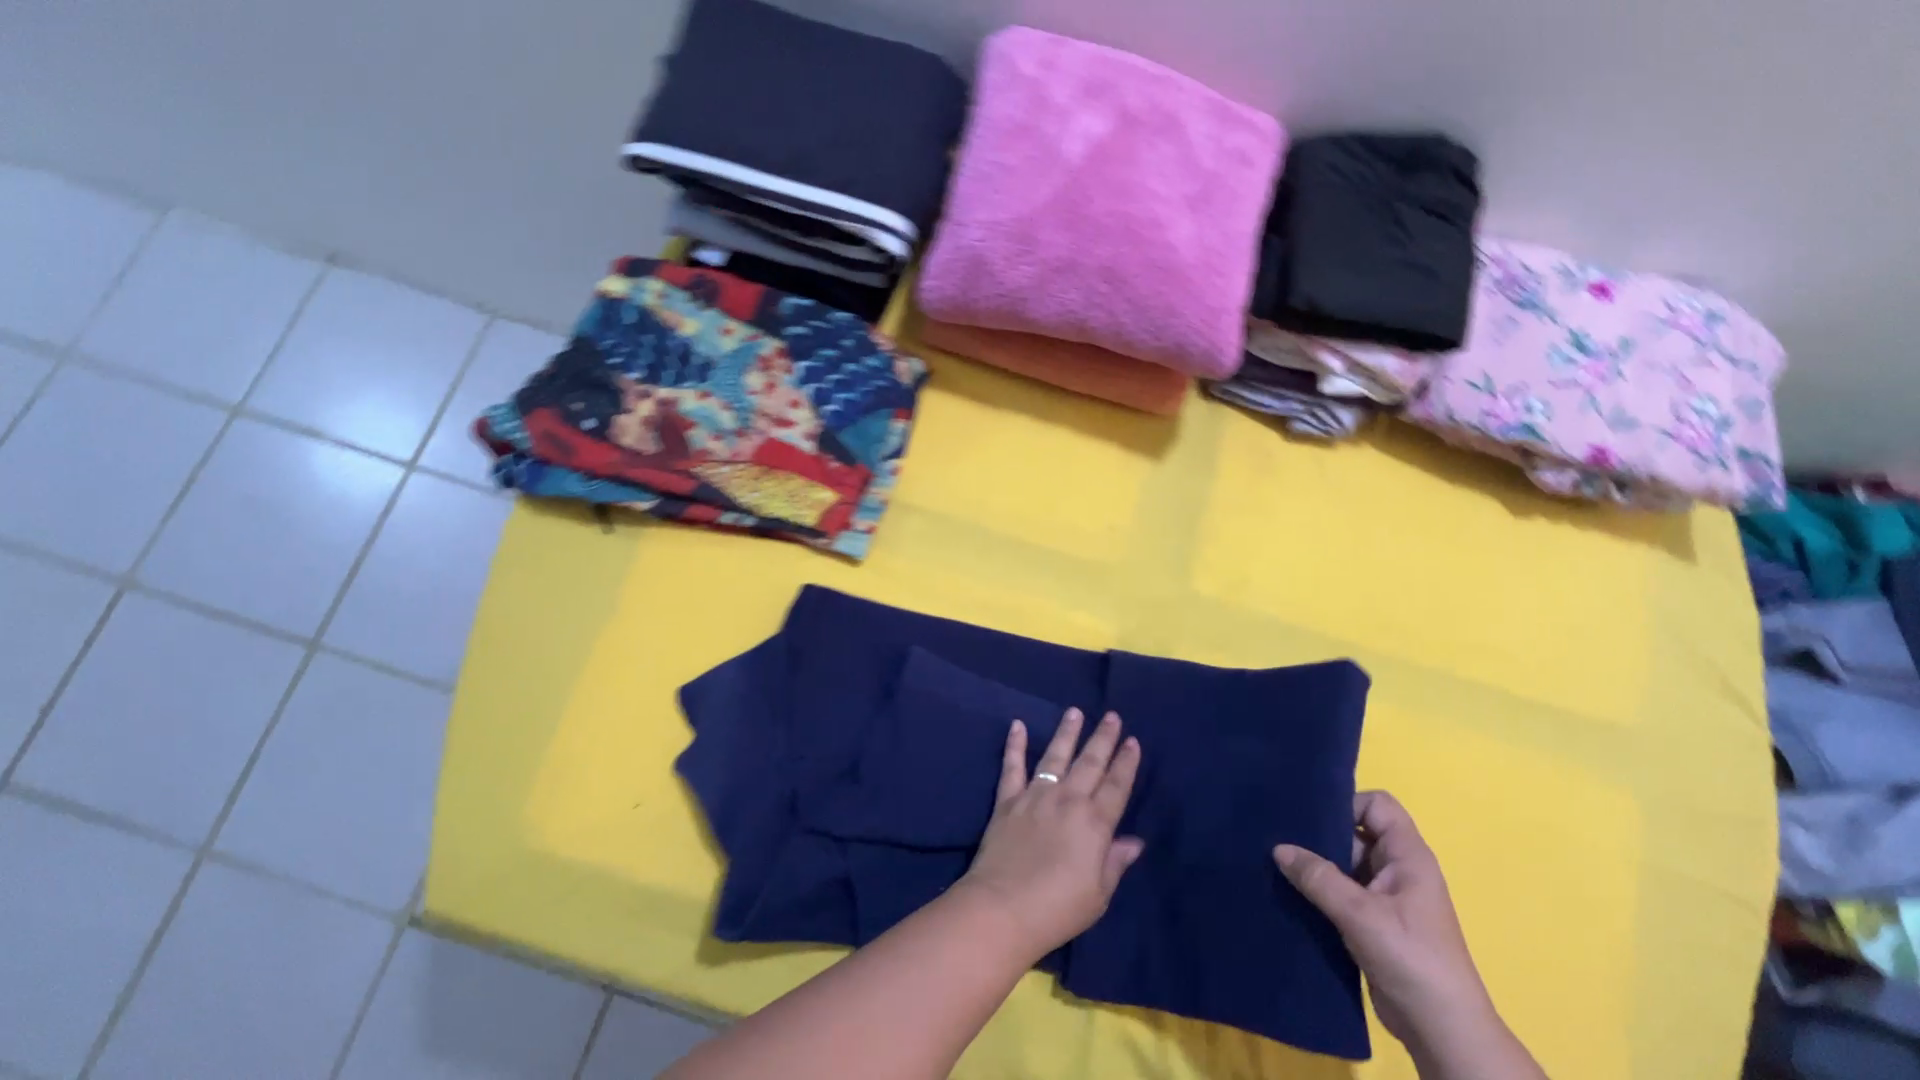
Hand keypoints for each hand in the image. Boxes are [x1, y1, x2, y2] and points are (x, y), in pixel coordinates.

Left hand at [957, 708, 1144, 961]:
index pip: (1116, 785)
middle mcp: (1068, 800)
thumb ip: (1115, 862)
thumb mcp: (1099, 893)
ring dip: (1066, 733)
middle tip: (1111, 716)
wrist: (1003, 908)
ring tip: (1074, 712)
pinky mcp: (1006, 802)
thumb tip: (1134, 841)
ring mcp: (1035, 797)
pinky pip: (1012, 767)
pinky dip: (1015, 745)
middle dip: (1103, 738)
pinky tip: (1017, 726)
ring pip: (1055, 757)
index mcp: (1095, 823)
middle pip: (1090, 763)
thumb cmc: (1058, 908)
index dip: (1126, 762)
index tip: (1132, 741)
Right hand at [1273, 792, 1492, 1045]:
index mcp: (1408, 856)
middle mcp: (1397, 870)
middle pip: (1355, 834)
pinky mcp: (1372, 923)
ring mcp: (1385, 898)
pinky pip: (1340, 894)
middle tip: (1276, 835)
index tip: (1308, 815)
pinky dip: (1317, 892)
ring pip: (1344, 866)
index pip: (1378, 806)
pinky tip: (1288, 894)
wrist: (1440, 1026)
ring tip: (1273, 864)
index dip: (1346, 803)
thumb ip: (1318, 878)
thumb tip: (1278, 847)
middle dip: (1320, 835)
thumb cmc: (1411, 958)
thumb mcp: (1360, 914)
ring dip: (1315, 866)